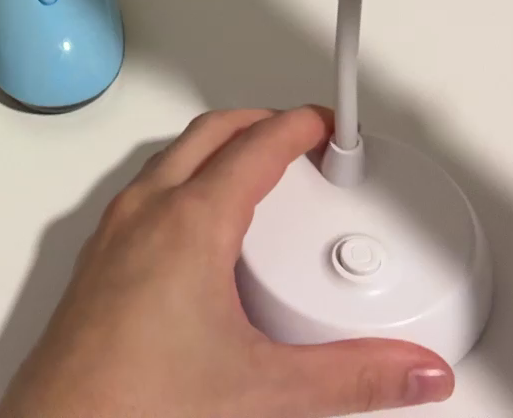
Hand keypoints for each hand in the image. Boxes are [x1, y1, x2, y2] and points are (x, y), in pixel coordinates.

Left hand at [0, 108, 453, 417]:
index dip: (295, 127)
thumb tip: (413, 368)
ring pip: (171, 155)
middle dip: (256, 122)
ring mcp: (116, 226)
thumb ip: (351, 377)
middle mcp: (147, 209)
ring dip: (215, 146)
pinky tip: (198, 219)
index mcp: (190, 221)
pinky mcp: (99, 249)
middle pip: (207, 133)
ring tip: (253, 168)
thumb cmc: (140, 398)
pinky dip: (182, 175)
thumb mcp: (266, 388)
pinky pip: (146, 186)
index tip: (323, 123)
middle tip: (295, 134)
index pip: (254, 148)